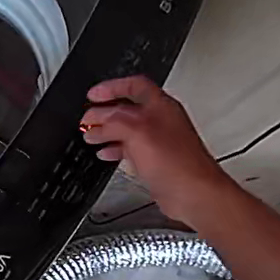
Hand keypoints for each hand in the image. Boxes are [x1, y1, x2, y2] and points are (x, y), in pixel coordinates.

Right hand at [80, 75, 235, 223]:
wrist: (192, 194)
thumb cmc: (176, 163)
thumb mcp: (137, 132)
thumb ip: (114, 121)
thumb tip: (98, 119)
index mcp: (161, 106)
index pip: (134, 86)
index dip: (111, 87)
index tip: (93, 95)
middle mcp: (161, 121)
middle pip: (128, 108)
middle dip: (104, 111)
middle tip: (87, 118)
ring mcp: (160, 142)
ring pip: (128, 129)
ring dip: (107, 131)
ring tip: (91, 134)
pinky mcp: (156, 161)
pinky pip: (131, 149)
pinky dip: (115, 148)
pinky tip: (106, 153)